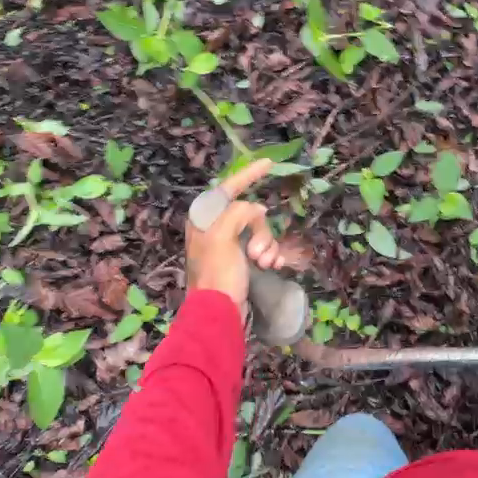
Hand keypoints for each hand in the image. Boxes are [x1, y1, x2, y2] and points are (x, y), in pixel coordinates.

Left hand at [185, 159, 285, 307]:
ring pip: (261, 231)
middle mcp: (216, 228)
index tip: (269, 163)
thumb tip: (257, 211)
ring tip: (264, 263)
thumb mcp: (223, 235)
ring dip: (267, 245)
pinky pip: (264, 247)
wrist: (219, 313)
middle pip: (251, 213)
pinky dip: (271, 254)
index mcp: (205, 218)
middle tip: (256, 251)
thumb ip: (239, 212)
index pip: (228, 188)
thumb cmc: (217, 272)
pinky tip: (273, 265)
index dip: (249, 175)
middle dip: (261, 230)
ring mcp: (230, 245)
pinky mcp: (242, 261)